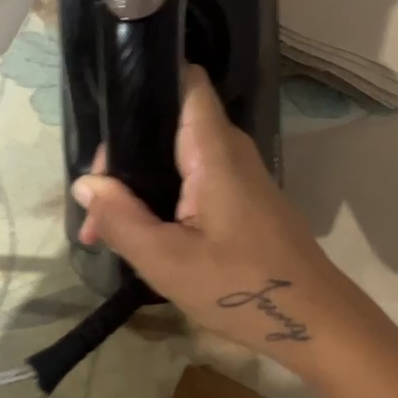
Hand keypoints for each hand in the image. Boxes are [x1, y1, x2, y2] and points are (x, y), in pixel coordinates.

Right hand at [72, 67, 350, 360]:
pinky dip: (164, 195)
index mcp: (214, 149)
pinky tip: (140, 228)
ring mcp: (238, 171)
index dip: (150, 81)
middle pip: (172, 122)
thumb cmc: (241, 285)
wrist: (311, 316)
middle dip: (127, 152)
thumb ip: (122, 219)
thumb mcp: (168, 261)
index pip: (188, 83)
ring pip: (180, 154)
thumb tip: (86, 182)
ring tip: (104, 223)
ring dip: (142, 181)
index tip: (110, 106)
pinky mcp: (241, 194)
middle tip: (93, 201)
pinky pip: (195, 176)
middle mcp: (229, 148)